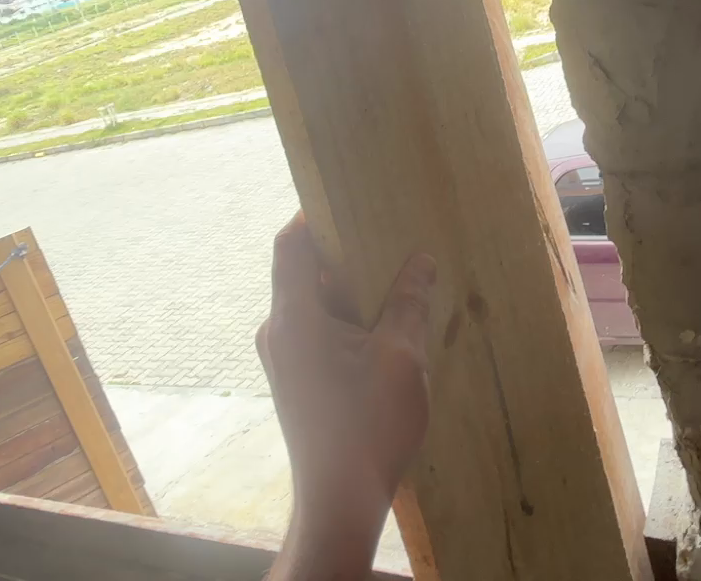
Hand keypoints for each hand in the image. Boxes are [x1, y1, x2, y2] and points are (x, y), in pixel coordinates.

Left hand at [258, 213, 435, 568]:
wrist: (340, 502)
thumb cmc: (368, 425)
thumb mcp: (400, 356)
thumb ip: (409, 301)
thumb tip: (421, 261)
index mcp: (294, 318)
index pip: (290, 244)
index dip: (312, 214)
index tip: (345, 198)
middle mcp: (279, 332)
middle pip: (301, 270)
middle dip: (342, 251)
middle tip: (384, 237)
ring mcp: (284, 357)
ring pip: (311, 301)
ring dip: (347, 287)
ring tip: (392, 278)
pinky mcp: (296, 377)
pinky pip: (315, 327)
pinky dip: (344, 315)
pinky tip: (382, 324)